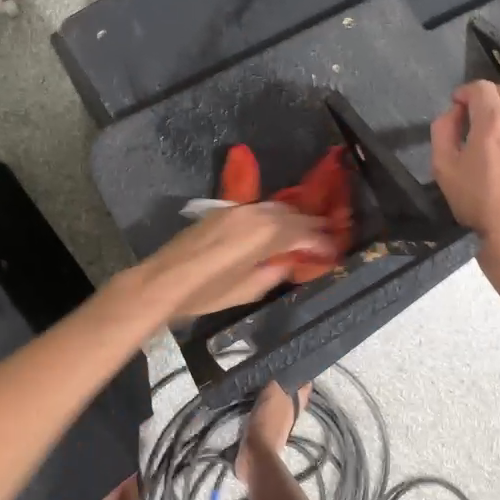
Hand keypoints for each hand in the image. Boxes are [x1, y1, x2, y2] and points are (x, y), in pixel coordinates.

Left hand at [115, 203, 331, 318]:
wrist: (165, 280)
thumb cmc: (208, 291)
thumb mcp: (249, 289)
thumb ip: (274, 272)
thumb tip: (289, 263)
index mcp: (266, 233)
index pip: (304, 233)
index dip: (321, 242)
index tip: (334, 249)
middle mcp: (256, 214)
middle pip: (292, 215)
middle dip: (311, 226)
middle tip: (327, 237)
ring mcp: (238, 210)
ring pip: (275, 208)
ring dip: (292, 219)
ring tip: (305, 232)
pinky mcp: (223, 211)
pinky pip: (259, 209)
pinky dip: (273, 217)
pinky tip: (275, 229)